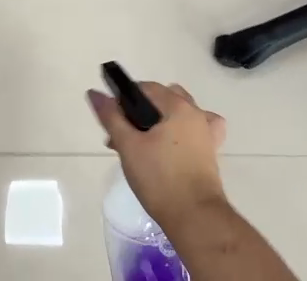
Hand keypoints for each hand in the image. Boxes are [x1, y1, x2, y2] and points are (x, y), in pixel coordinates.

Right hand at [88, 81, 228, 227]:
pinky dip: (184, 131)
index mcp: (177, 106)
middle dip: (141, 113)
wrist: (194, 217)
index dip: (125, 102)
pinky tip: (175, 145)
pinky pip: (197, 130)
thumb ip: (111, 117)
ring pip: (179, 114)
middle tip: (126, 138)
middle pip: (162, 99)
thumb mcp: (129, 146)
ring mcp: (207, 133)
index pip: (145, 88)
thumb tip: (94, 93)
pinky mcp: (212, 152)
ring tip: (146, 145)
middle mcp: (195, 113)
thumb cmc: (159, 179)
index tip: (114, 124)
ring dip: (160, 122)